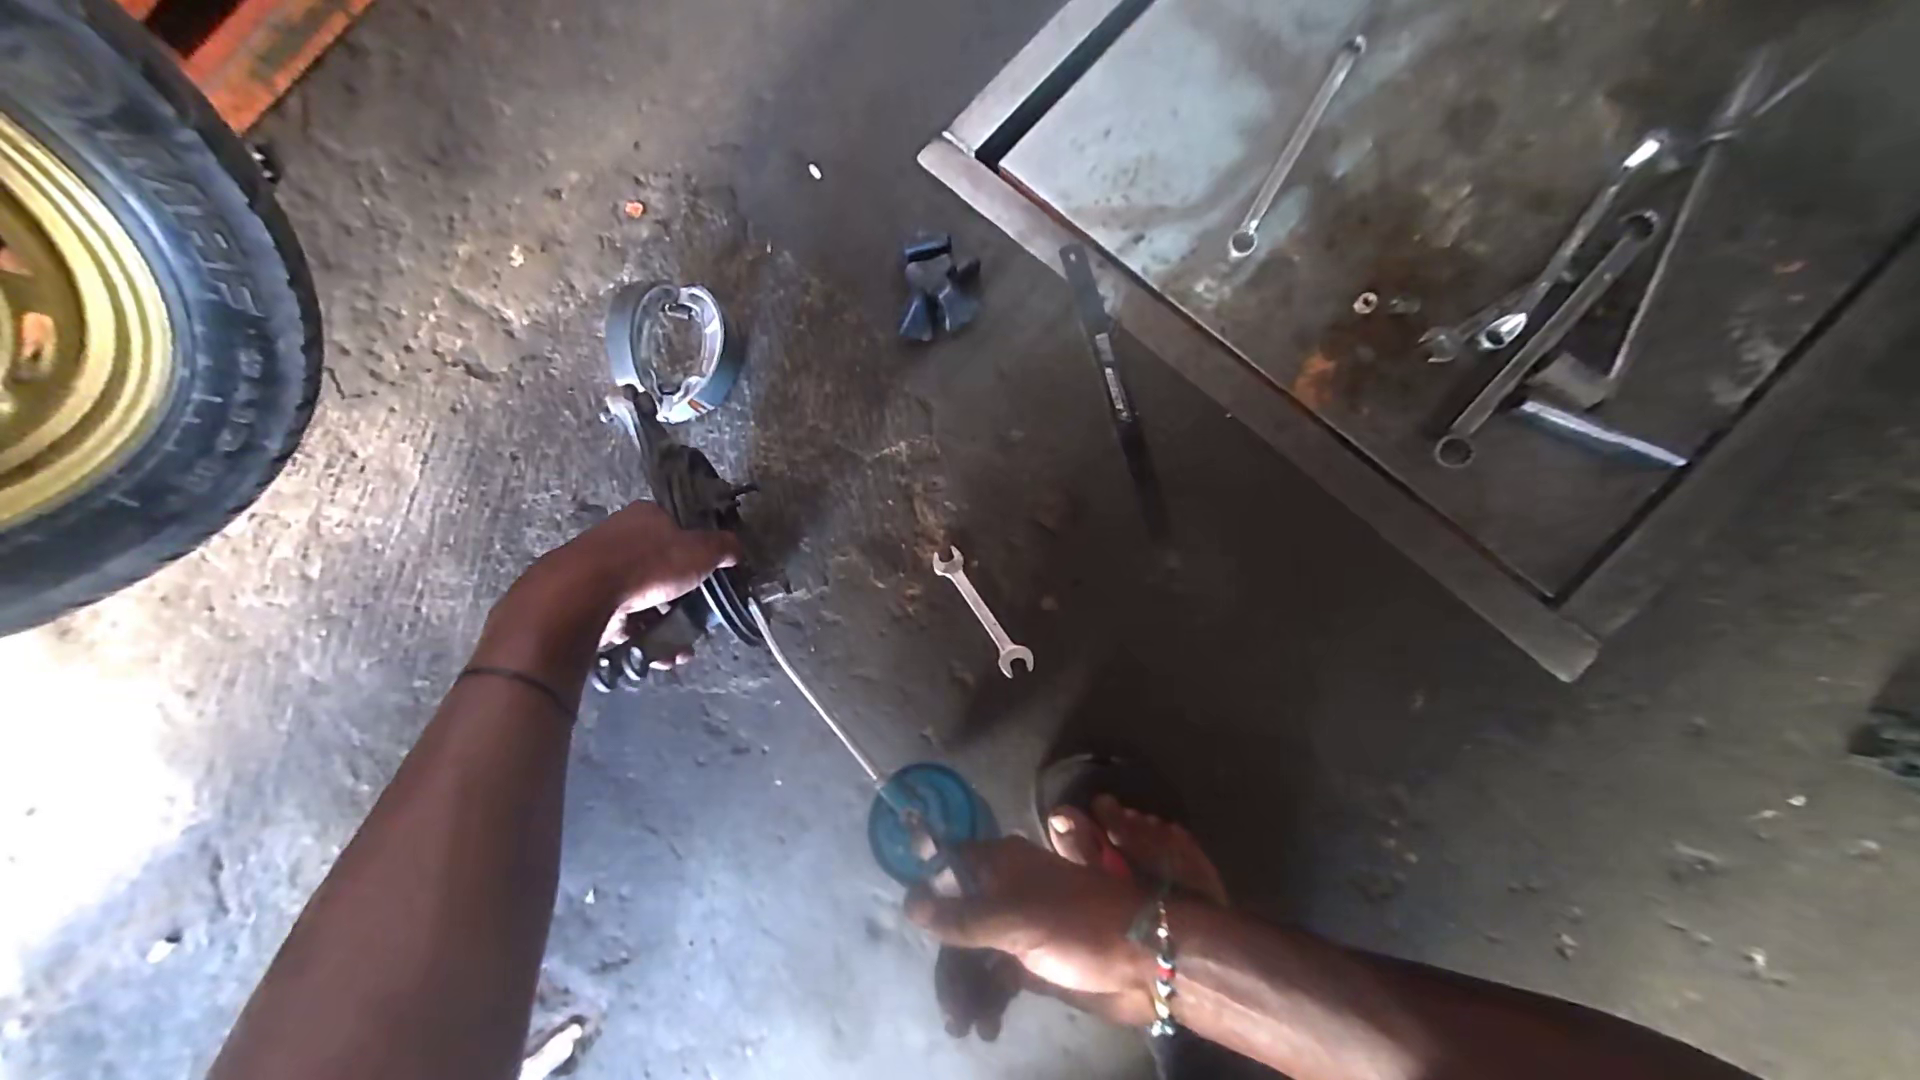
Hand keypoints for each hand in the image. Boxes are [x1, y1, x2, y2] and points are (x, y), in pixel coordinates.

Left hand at [479, 501, 741, 676]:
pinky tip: (661, 655)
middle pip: (661, 568)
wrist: (583, 593)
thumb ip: (724, 548)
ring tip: (682, 646)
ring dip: (665, 624)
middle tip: (698, 617)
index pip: (678, 531)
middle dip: (682, 598)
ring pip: (644, 599)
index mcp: (646, 517)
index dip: (697, 554)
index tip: (709, 578)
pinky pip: (626, 622)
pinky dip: (645, 638)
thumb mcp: (701, 551)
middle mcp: (619, 538)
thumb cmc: (650, 563)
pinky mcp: (587, 602)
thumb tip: (737, 550)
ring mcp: (600, 570)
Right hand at [906, 838, 1154, 1026]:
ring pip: (974, 953)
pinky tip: (986, 1025)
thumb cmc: (1076, 925)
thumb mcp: (1014, 921)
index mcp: (1000, 864)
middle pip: (956, 920)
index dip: (929, 895)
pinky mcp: (1030, 959)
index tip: (916, 931)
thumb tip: (908, 902)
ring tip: (965, 1025)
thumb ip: (960, 917)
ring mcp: (1017, 925)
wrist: (1142, 960)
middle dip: (949, 964)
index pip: (948, 869)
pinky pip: (995, 977)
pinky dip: (987, 999)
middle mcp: (1004, 890)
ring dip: (965, 988)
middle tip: (951, 1010)